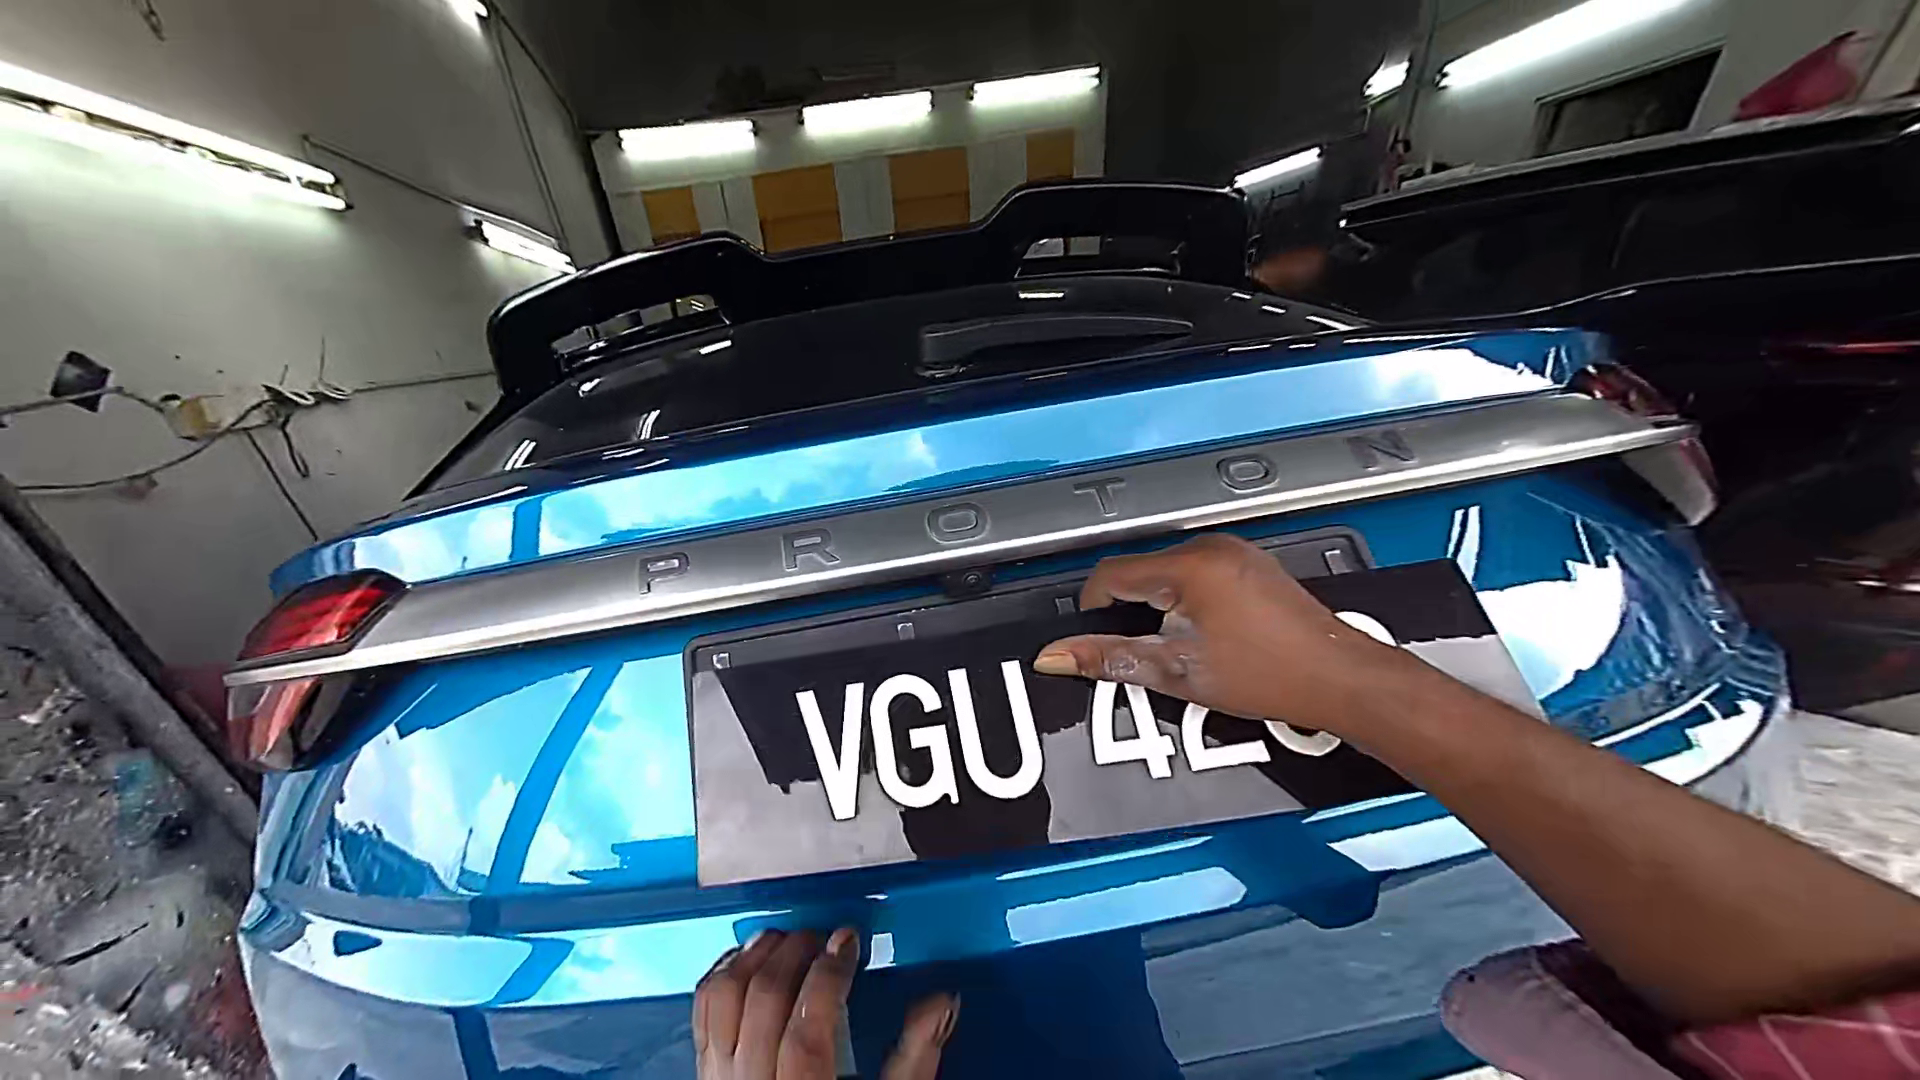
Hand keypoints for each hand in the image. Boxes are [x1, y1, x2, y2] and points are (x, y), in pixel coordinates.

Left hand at [694, 927, 957, 1079]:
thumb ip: (915, 1059)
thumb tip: (943, 999)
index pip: (805, 1034)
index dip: (827, 978)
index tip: (848, 940)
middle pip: (764, 1003)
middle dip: (797, 953)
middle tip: (825, 937)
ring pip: (726, 997)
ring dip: (757, 956)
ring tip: (790, 940)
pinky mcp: (705, 1072)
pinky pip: (703, 1009)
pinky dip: (726, 971)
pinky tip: (752, 957)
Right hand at [1034, 533, 1417, 738]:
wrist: (1341, 680)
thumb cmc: (1272, 675)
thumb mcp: (1177, 672)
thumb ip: (1108, 658)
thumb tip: (1056, 655)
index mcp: (1189, 567)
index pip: (1109, 574)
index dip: (1092, 608)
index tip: (1098, 637)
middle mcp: (1209, 547)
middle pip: (1135, 571)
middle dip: (1125, 609)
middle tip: (1141, 648)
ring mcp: (1231, 551)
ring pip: (1162, 571)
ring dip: (1153, 605)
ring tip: (1175, 644)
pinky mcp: (1244, 562)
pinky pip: (1191, 571)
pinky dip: (1180, 598)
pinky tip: (1200, 632)